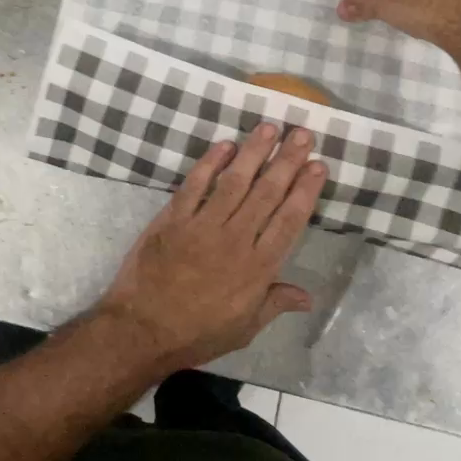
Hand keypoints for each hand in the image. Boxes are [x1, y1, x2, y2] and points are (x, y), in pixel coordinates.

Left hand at [92, 124, 328, 374]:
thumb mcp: (244, 328)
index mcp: (257, 268)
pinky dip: (210, 163)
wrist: (142, 329)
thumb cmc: (197, 333)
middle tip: (302, 133)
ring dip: (253, 152)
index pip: (288, 220)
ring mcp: (202, 226)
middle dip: (287, 161)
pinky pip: (194, 185)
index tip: (318, 165)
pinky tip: (225, 145)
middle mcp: (234, 240)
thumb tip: (308, 295)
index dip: (305, 191)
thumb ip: (274, 303)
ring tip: (270, 127)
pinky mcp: (173, 218)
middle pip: (267, 193)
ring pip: (234, 182)